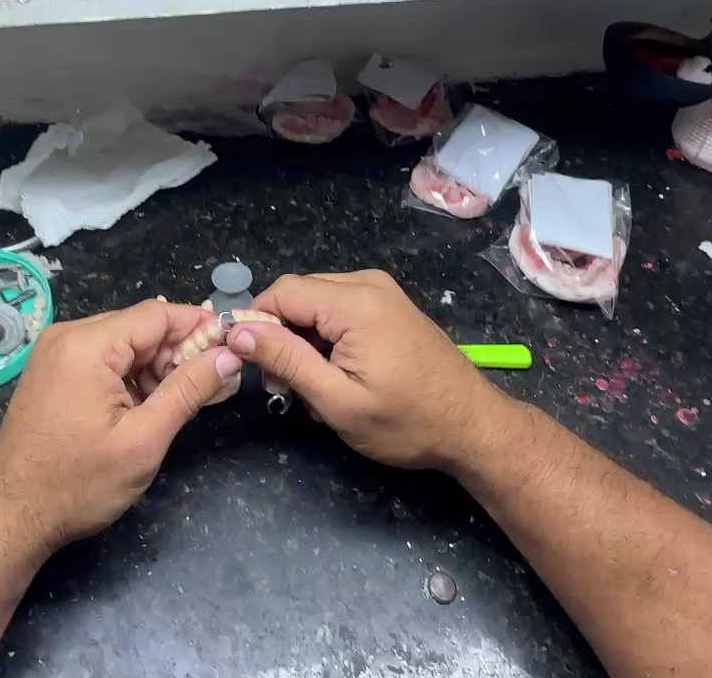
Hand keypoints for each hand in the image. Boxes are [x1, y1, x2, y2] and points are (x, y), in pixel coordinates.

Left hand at [0, 299, 239, 554]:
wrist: (6, 520)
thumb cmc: (76, 485)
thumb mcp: (143, 440)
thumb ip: (189, 391)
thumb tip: (230, 355)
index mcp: (88, 344)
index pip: (158, 314)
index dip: (199, 326)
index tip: (233, 346)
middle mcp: (68, 335)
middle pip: (141, 326)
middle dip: (178, 352)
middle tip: (211, 384)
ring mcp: (56, 352)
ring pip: (124, 343)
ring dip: (155, 367)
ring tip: (179, 402)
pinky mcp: (51, 371)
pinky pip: (103, 358)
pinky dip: (129, 376)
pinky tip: (145, 406)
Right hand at [232, 271, 509, 471]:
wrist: (473, 427)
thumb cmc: (407, 422)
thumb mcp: (337, 400)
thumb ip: (285, 360)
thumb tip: (237, 332)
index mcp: (354, 302)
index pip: (282, 291)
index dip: (258, 323)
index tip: (254, 366)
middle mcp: (367, 283)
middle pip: (299, 295)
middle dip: (282, 337)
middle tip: (288, 389)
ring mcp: (381, 292)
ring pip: (316, 304)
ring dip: (305, 342)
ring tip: (317, 389)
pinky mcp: (388, 304)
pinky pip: (339, 309)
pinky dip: (327, 339)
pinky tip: (338, 375)